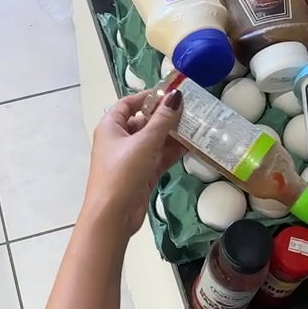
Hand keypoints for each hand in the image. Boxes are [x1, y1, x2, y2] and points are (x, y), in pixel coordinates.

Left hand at [82, 88, 183, 233]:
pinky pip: (159, 157)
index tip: (171, 93)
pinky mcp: (142, 174)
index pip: (128, 103)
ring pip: (153, 140)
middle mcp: (119, 140)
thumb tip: (176, 96)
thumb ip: (162, 120)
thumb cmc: (123, 172)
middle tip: (190, 109)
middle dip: (165, 116)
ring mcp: (131, 158)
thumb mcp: (144, 142)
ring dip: (172, 134)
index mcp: (111, 126)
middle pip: (143, 121)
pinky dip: (172, 152)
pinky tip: (192, 145)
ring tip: (196, 125)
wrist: (113, 215)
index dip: (148, 96)